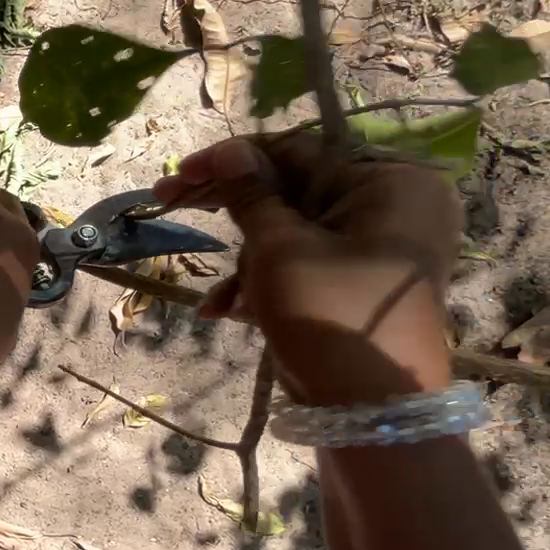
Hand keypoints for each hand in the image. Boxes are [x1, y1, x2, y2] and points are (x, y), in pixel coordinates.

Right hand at [155, 134, 460, 405]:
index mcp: (385, 183)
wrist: (368, 400)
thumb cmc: (326, 310)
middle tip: (163, 200)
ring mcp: (372, 243)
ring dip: (240, 258)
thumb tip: (227, 152)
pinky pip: (295, 259)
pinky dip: (258, 280)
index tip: (178, 173)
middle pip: (288, 187)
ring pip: (284, 228)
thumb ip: (251, 196)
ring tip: (214, 296)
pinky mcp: (351, 275)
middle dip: (225, 203)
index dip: (231, 158)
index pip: (296, 150)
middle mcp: (387, 203)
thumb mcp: (278, 248)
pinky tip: (225, 310)